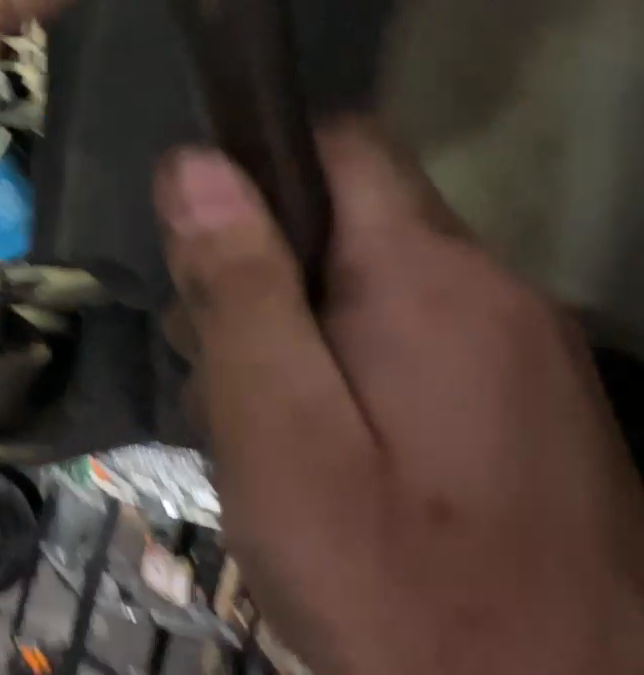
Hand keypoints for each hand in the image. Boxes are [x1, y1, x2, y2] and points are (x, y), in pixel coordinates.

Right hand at [154, 123, 643, 674]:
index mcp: (434, 282)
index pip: (342, 144)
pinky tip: (313, 453)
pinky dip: (337, 370)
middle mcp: (496, 296)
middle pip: (343, 223)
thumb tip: (194, 164)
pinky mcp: (524, 411)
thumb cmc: (384, 573)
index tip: (192, 238)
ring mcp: (522, 357)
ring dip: (288, 329)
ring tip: (257, 426)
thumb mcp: (276, 424)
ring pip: (365, 287)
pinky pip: (404, 345)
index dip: (253, 161)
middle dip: (255, 271)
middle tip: (217, 370)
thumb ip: (237, 287)